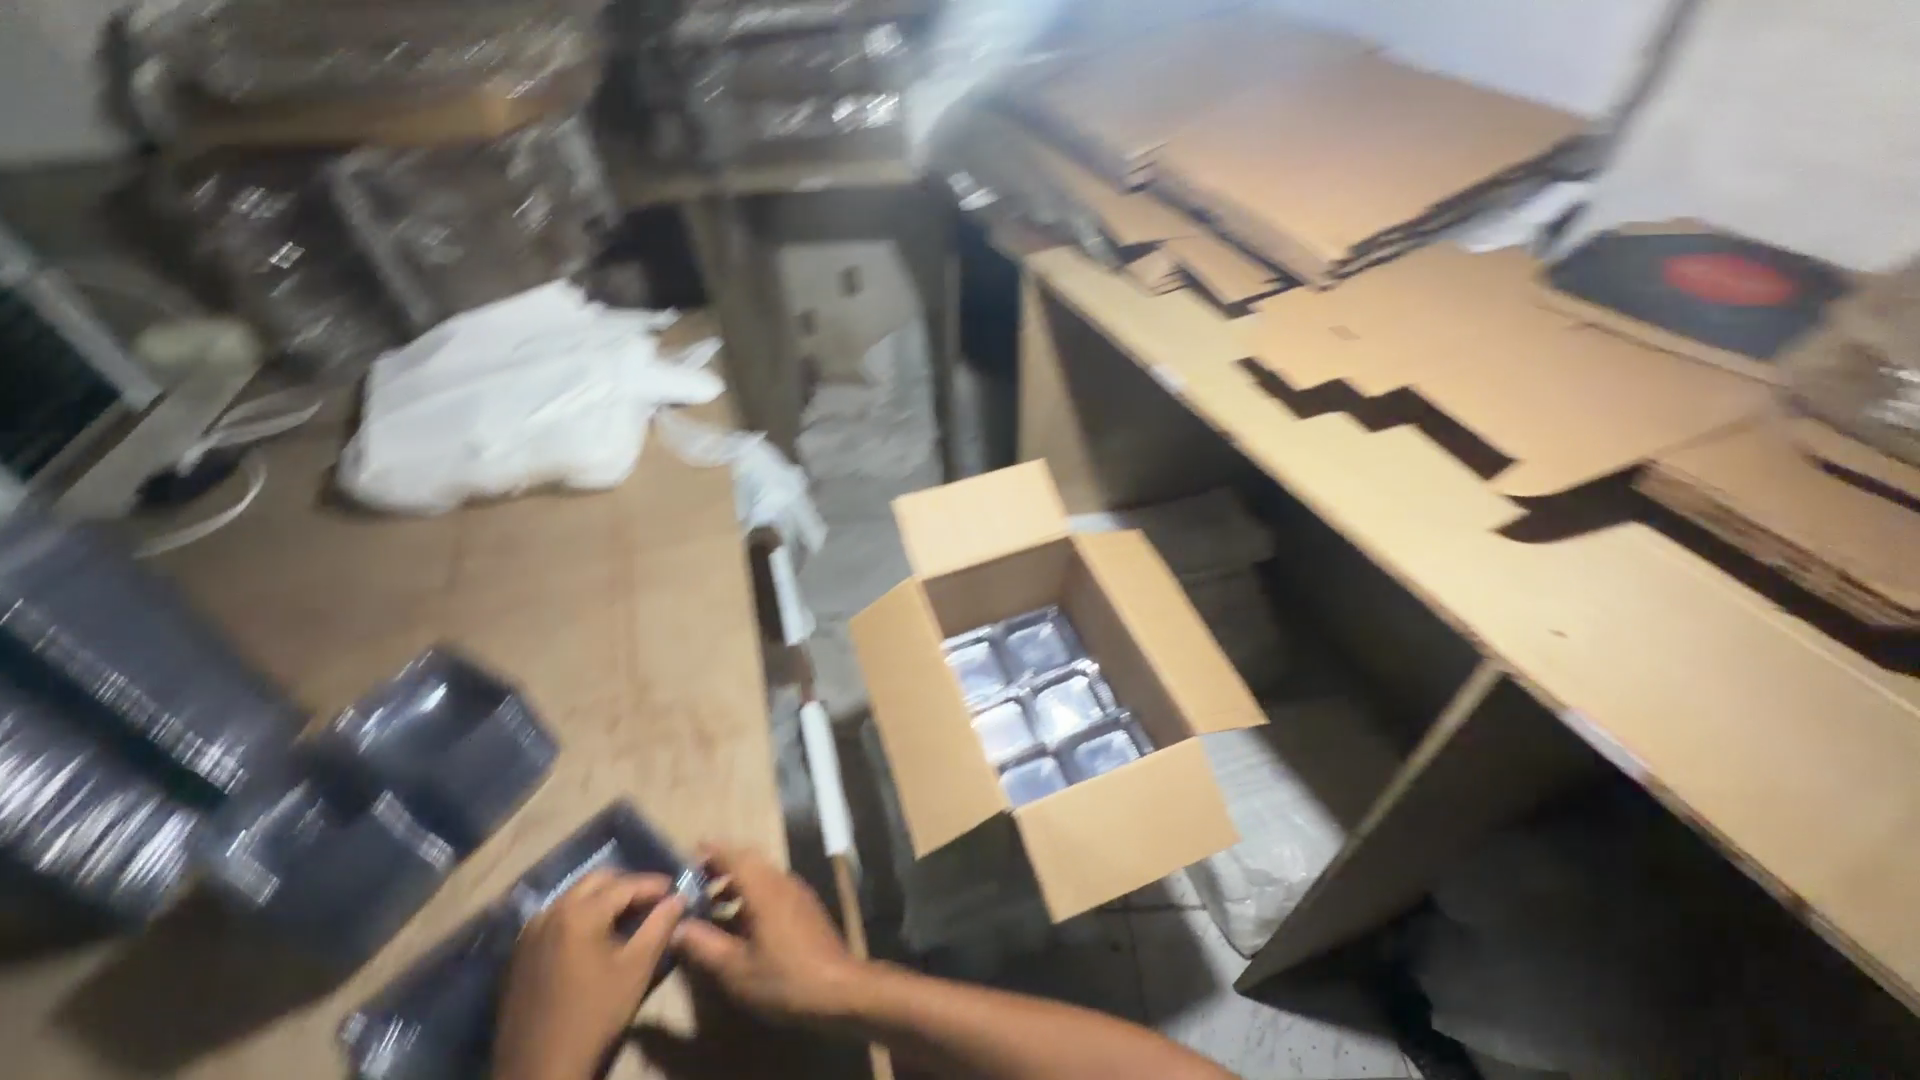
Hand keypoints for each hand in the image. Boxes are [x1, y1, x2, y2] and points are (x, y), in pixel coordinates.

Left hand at [494, 871, 684, 1079]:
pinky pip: (556, 916)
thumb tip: (678, 898)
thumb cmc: (595, 1015)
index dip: (654, 885)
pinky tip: (594, 936)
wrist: (539, 1068)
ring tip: (626, 917)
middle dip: (627, 885)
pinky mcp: (521, 951)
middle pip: (596, 881)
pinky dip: (579, 915)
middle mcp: (551, 911)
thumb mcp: (636, 969)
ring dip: (602, 898)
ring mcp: (531, 931)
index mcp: (579, 913)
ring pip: (573, 896)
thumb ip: (660, 926)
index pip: (625, 884)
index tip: (676, 890)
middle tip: (652, 901)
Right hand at [672, 846, 867, 1026]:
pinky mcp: (806, 909)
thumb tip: (676, 927)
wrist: (839, 990)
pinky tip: (740, 924)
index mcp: (764, 889)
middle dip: (721, 867)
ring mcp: (798, 894)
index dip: (710, 853)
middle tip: (695, 883)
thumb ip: (704, 945)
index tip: (687, 857)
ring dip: (736, 884)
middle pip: (749, 862)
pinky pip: (773, 890)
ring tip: (711, 906)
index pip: (734, 857)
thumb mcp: (735, 968)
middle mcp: (782, 882)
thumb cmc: (784, 978)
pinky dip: (752, 896)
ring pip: (762, 876)